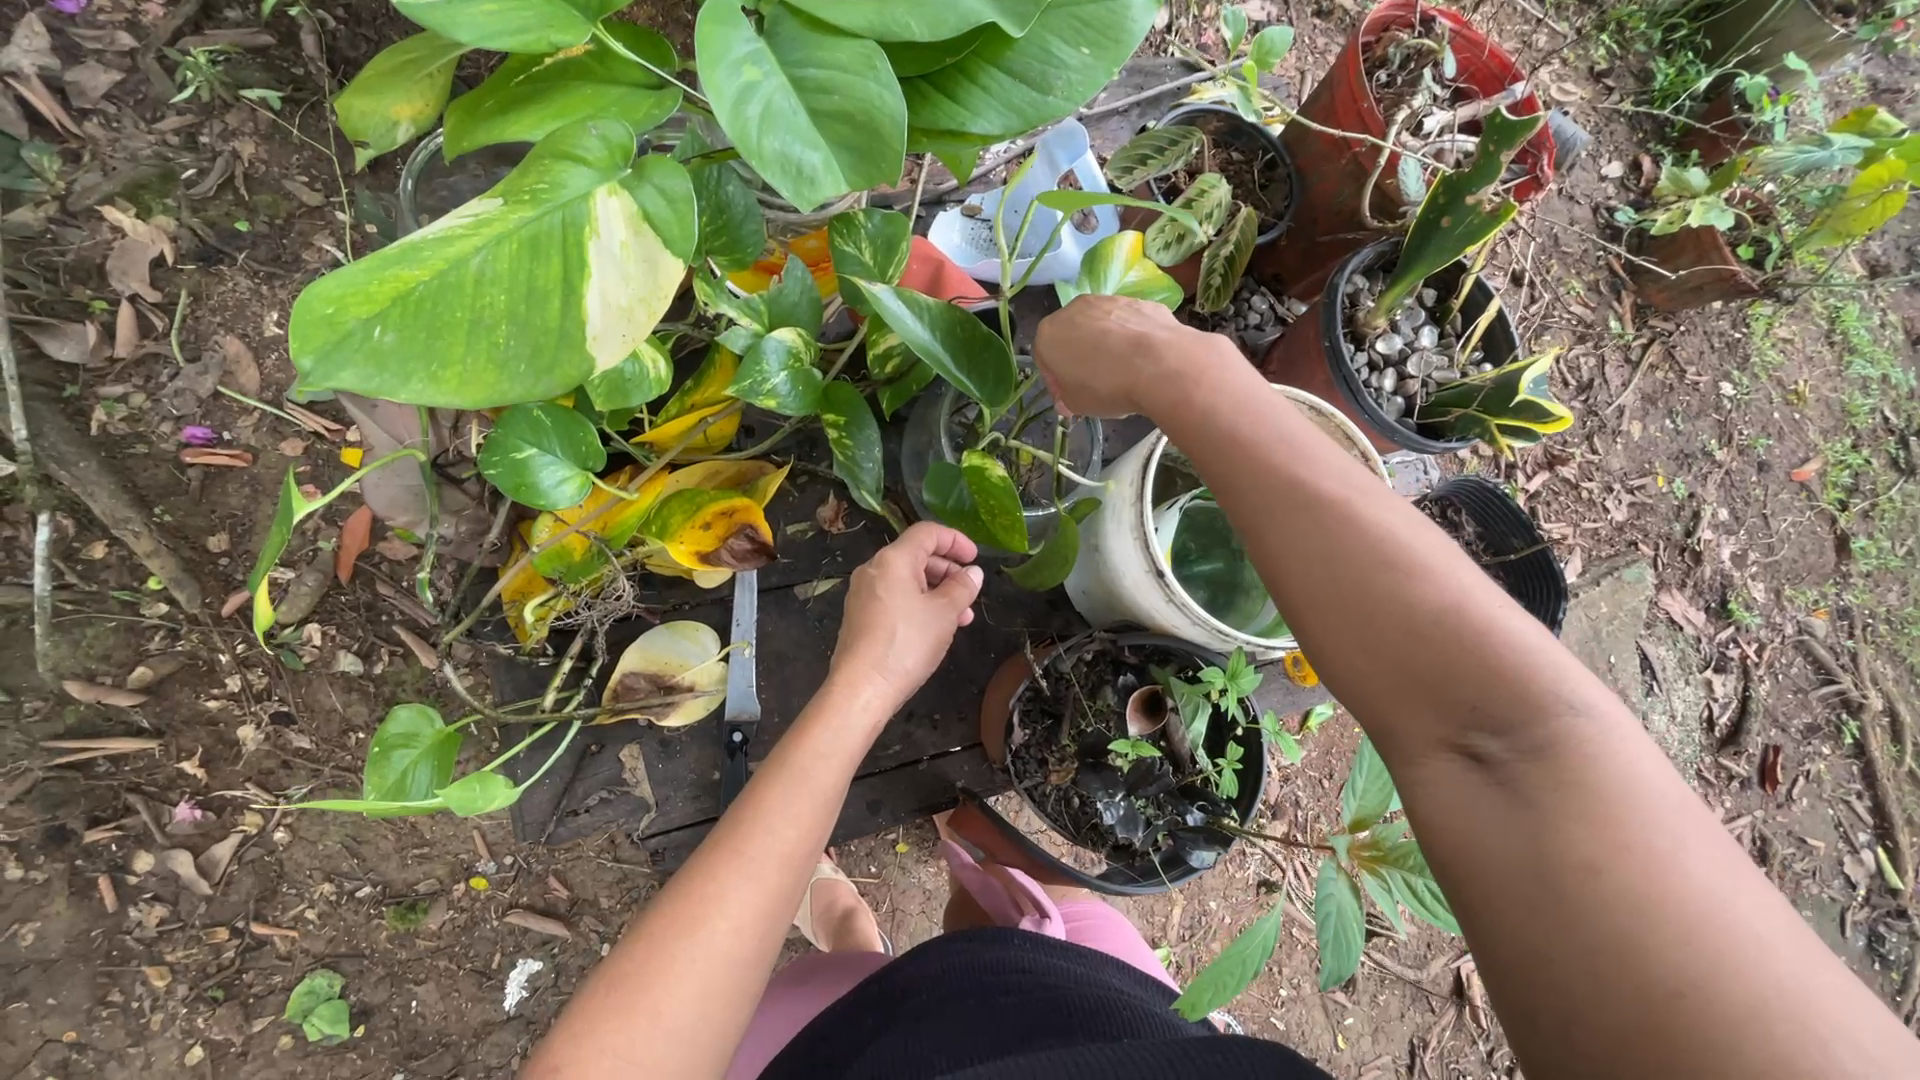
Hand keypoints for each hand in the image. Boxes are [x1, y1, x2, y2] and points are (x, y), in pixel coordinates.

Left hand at [829, 523, 984, 711]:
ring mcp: (863, 594)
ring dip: (937, 592)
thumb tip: (973, 573)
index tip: (975, 557)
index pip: (927, 533)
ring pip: (907, 581)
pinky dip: (919, 605)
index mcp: (893, 559)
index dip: (955, 540)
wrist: (862, 689)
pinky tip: (936, 628)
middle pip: (916, 556)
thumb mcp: (944, 614)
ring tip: (961, 616)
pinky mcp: (860, 616)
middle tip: (970, 591)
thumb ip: (962, 588)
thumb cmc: (906, 644)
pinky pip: (895, 599)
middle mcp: (873, 570)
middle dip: (948, 570)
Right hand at [1033, 294, 1229, 417]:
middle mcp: (1074, 309)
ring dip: (1106, 346)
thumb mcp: (1077, 405)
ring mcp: (1109, 300)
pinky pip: (1128, 324)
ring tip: (1123, 372)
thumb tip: (1068, 398)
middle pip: (1072, 337)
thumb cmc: (1106, 386)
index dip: (1056, 382)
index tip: (1070, 398)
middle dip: (1079, 359)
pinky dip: (1131, 338)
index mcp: (1049, 333)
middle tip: (1094, 385)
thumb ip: (1067, 399)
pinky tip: (1144, 360)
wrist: (1160, 364)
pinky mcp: (1139, 301)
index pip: (1045, 359)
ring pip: (1100, 327)